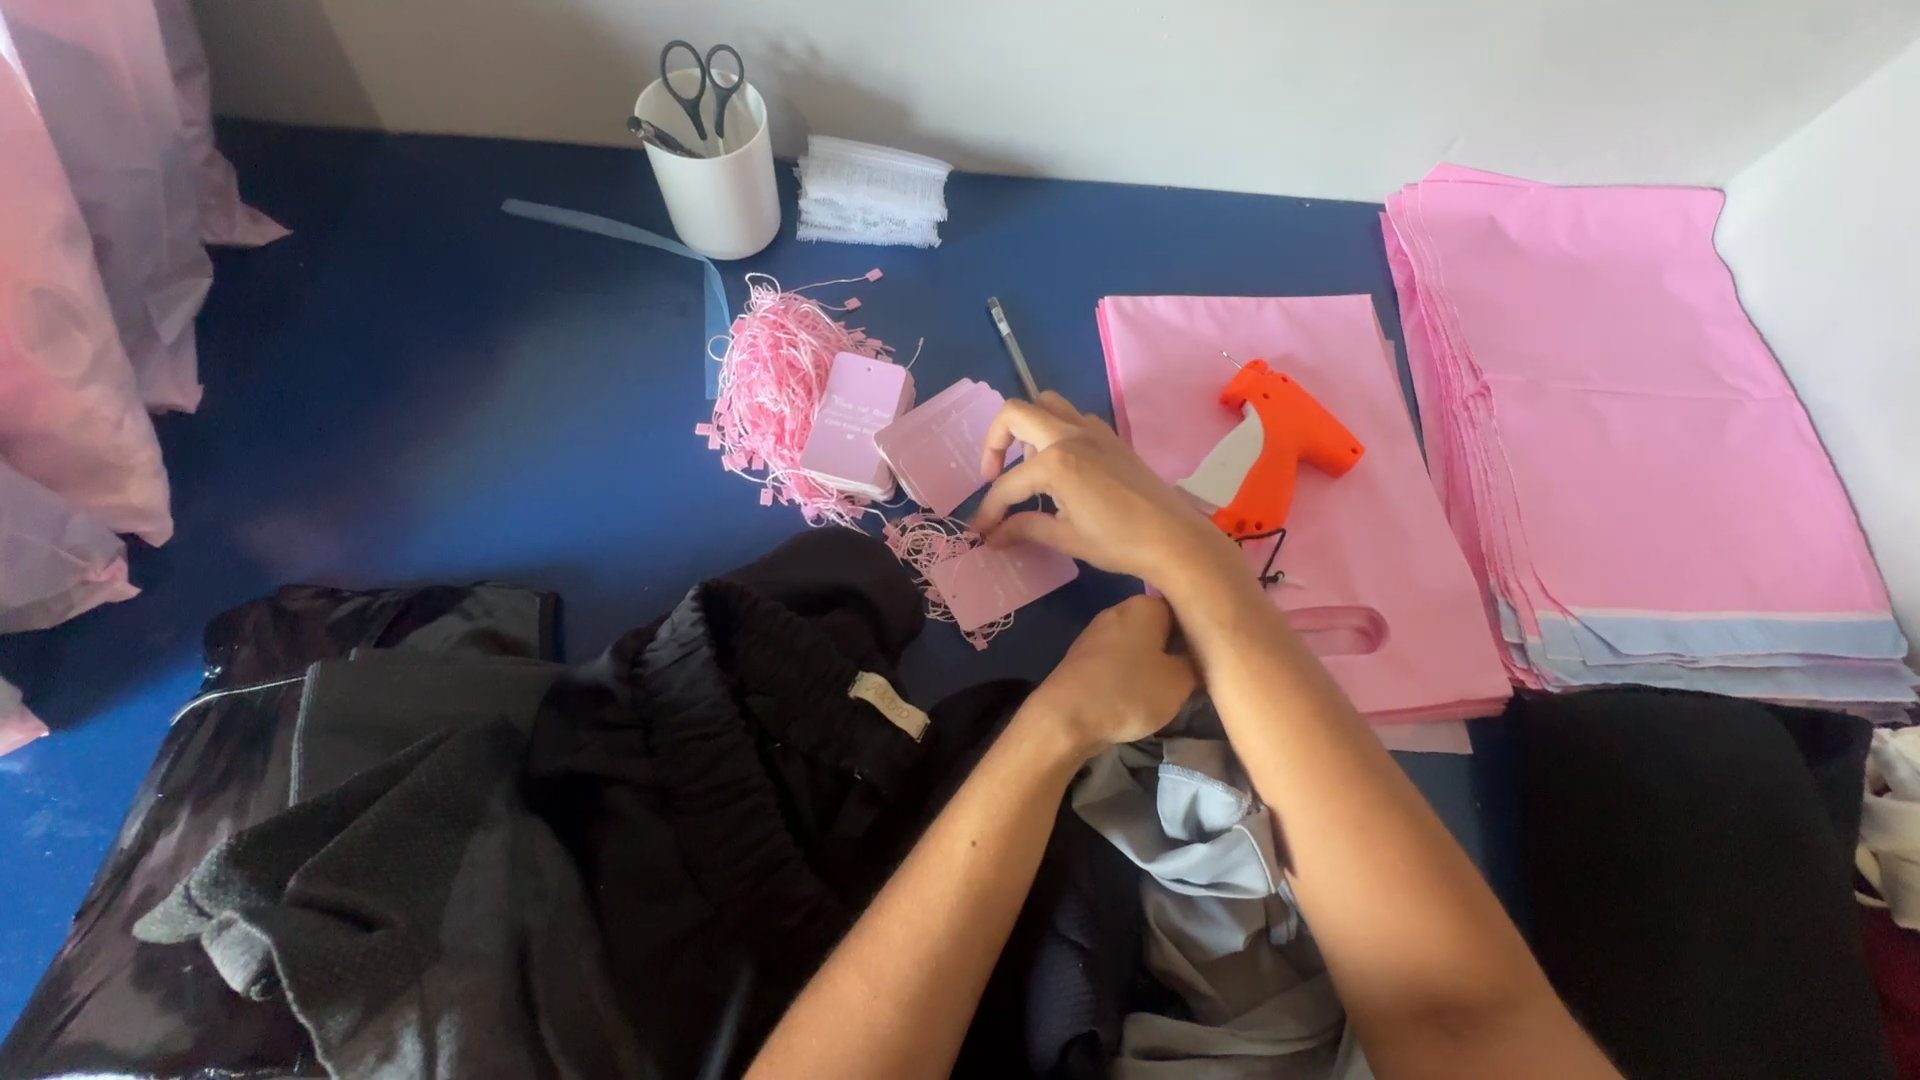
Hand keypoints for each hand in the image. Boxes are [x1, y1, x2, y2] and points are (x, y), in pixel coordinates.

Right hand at [972, 392, 1243, 598]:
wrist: (1174, 538)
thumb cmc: (1119, 541)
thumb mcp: (1066, 538)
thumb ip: (1025, 529)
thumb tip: (992, 536)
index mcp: (1055, 462)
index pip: (1008, 483)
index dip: (990, 509)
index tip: (982, 530)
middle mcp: (1070, 435)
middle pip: (1015, 414)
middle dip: (994, 442)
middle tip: (994, 475)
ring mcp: (1093, 431)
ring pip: (1047, 405)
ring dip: (1027, 429)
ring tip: (1029, 467)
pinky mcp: (1110, 437)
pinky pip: (1073, 418)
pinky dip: (1056, 432)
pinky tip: (1061, 468)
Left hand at [1020, 595, 1198, 755]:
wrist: (1064, 717)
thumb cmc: (1129, 692)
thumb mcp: (1179, 682)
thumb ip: (1196, 664)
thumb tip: (1200, 657)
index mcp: (1145, 605)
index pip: (1185, 607)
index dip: (1202, 631)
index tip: (1214, 655)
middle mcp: (1119, 610)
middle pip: (1161, 624)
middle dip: (1177, 647)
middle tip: (1195, 674)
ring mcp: (1097, 632)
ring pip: (1139, 642)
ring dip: (1153, 661)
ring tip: (1169, 688)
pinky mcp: (1083, 656)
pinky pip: (1119, 658)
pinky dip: (1130, 672)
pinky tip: (1138, 693)